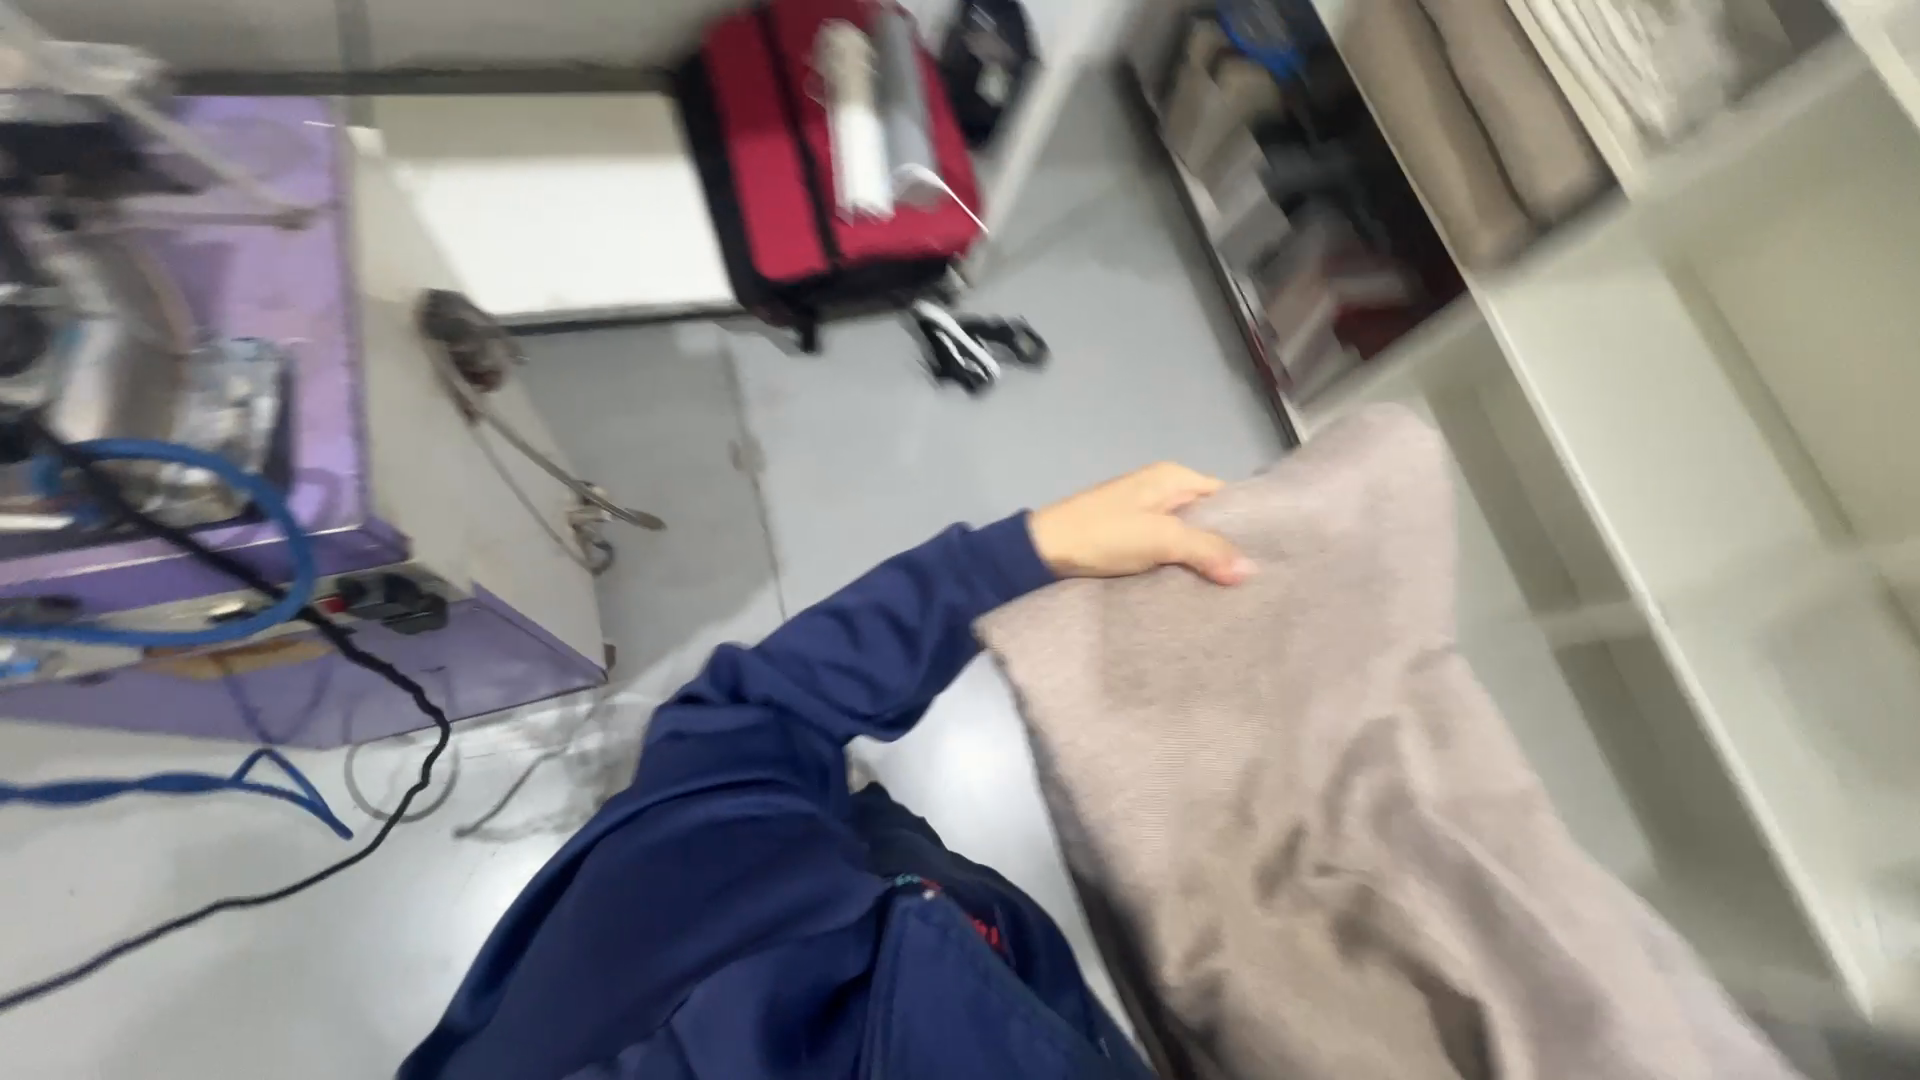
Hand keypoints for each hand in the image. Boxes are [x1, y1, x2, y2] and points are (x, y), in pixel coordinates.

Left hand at [1028, 463, 1252, 585]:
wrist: (1043, 550)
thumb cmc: (1103, 534)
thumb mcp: (1160, 539)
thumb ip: (1206, 550)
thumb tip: (1253, 569)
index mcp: (1172, 477)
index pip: (1225, 496)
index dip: (1245, 523)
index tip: (1271, 554)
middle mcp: (1161, 490)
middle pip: (1207, 518)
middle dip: (1226, 545)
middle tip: (1256, 579)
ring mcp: (1144, 514)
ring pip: (1187, 537)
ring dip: (1203, 559)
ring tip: (1235, 589)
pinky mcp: (1130, 538)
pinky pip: (1166, 550)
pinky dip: (1180, 565)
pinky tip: (1197, 587)